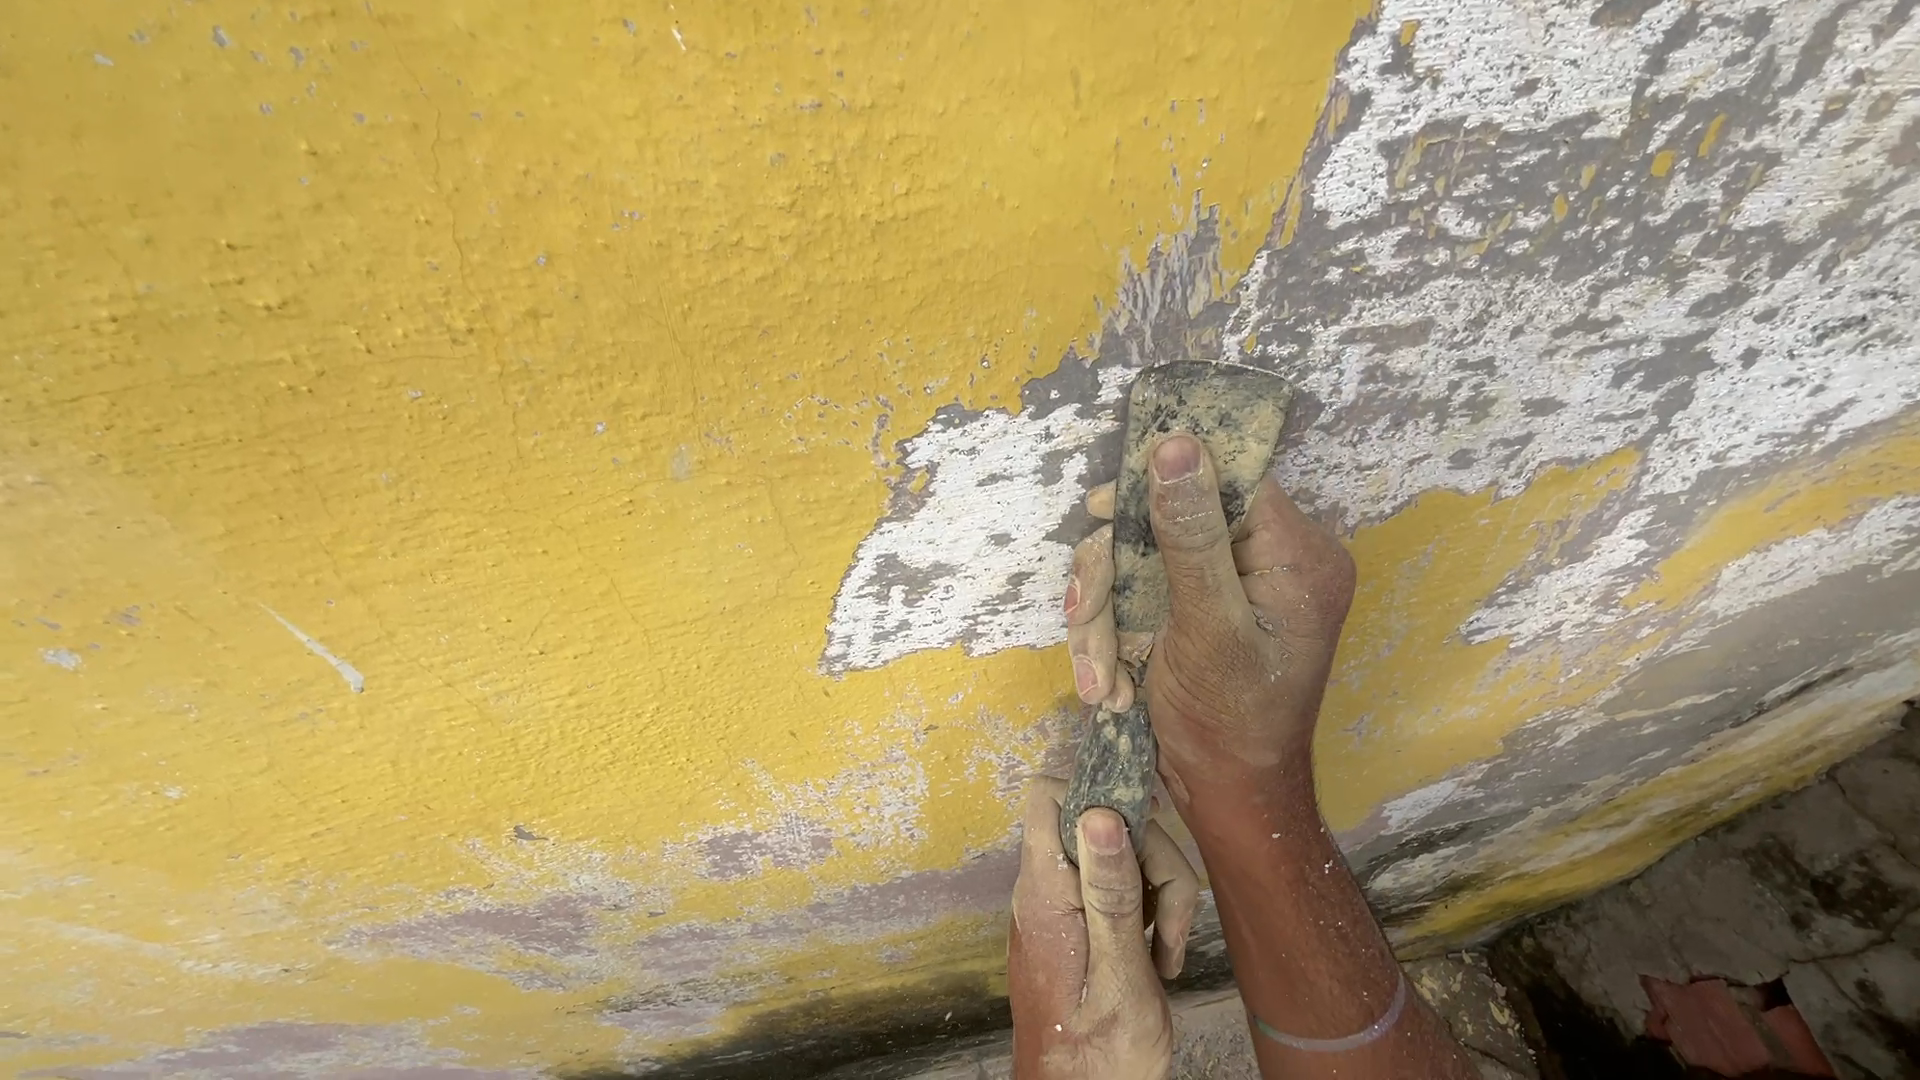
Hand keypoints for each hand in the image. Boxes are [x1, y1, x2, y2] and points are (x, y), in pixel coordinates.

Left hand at [1007, 778, 1200, 1079]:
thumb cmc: (1099, 1053)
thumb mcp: (1119, 976)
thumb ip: (1109, 893)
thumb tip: (1098, 812)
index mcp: (1045, 888)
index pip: (1047, 793)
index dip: (1093, 792)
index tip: (1142, 828)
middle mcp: (1044, 882)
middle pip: (1100, 820)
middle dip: (1150, 860)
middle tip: (1167, 925)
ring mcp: (1060, 897)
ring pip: (1119, 850)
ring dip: (1156, 891)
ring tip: (1162, 952)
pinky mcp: (1077, 913)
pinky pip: (1117, 881)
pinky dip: (1147, 906)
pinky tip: (1154, 951)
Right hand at [1063, 433, 1355, 797]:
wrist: (1222, 791)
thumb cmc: (1231, 718)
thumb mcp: (1210, 625)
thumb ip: (1192, 534)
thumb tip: (1176, 443)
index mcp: (1295, 552)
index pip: (1229, 477)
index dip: (1163, 480)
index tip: (1106, 508)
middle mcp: (1262, 556)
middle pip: (1167, 514)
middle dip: (1115, 571)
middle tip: (1083, 611)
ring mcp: (1219, 579)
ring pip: (1136, 553)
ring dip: (1102, 611)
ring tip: (1097, 673)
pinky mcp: (1186, 601)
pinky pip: (1131, 586)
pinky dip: (1107, 628)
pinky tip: (1104, 675)